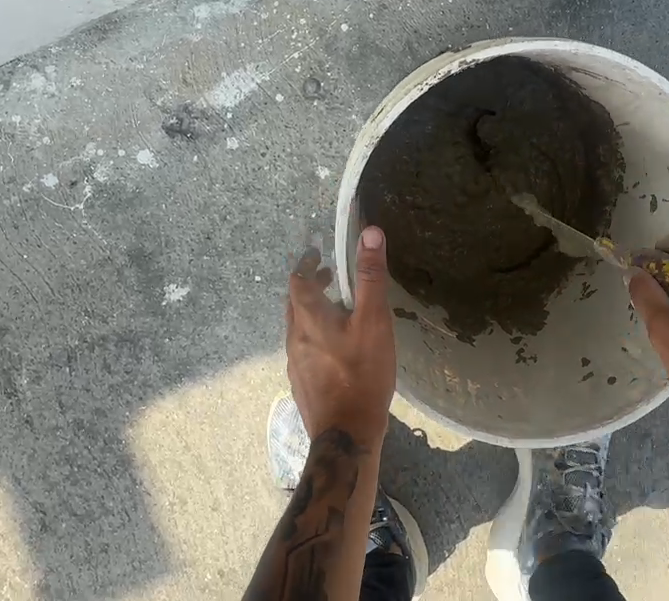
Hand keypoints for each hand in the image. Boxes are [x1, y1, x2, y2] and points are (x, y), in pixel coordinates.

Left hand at [285, 226, 396, 445]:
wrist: (346, 436)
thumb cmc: (362, 374)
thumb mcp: (373, 321)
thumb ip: (370, 277)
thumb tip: (370, 233)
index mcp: (308, 318)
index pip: (297, 280)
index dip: (307, 263)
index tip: (320, 253)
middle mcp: (295, 338)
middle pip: (295, 303)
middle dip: (311, 286)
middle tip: (332, 278)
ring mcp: (296, 363)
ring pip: (300, 327)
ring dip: (315, 312)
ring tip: (340, 311)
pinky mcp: (303, 384)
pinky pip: (305, 349)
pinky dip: (317, 335)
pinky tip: (338, 348)